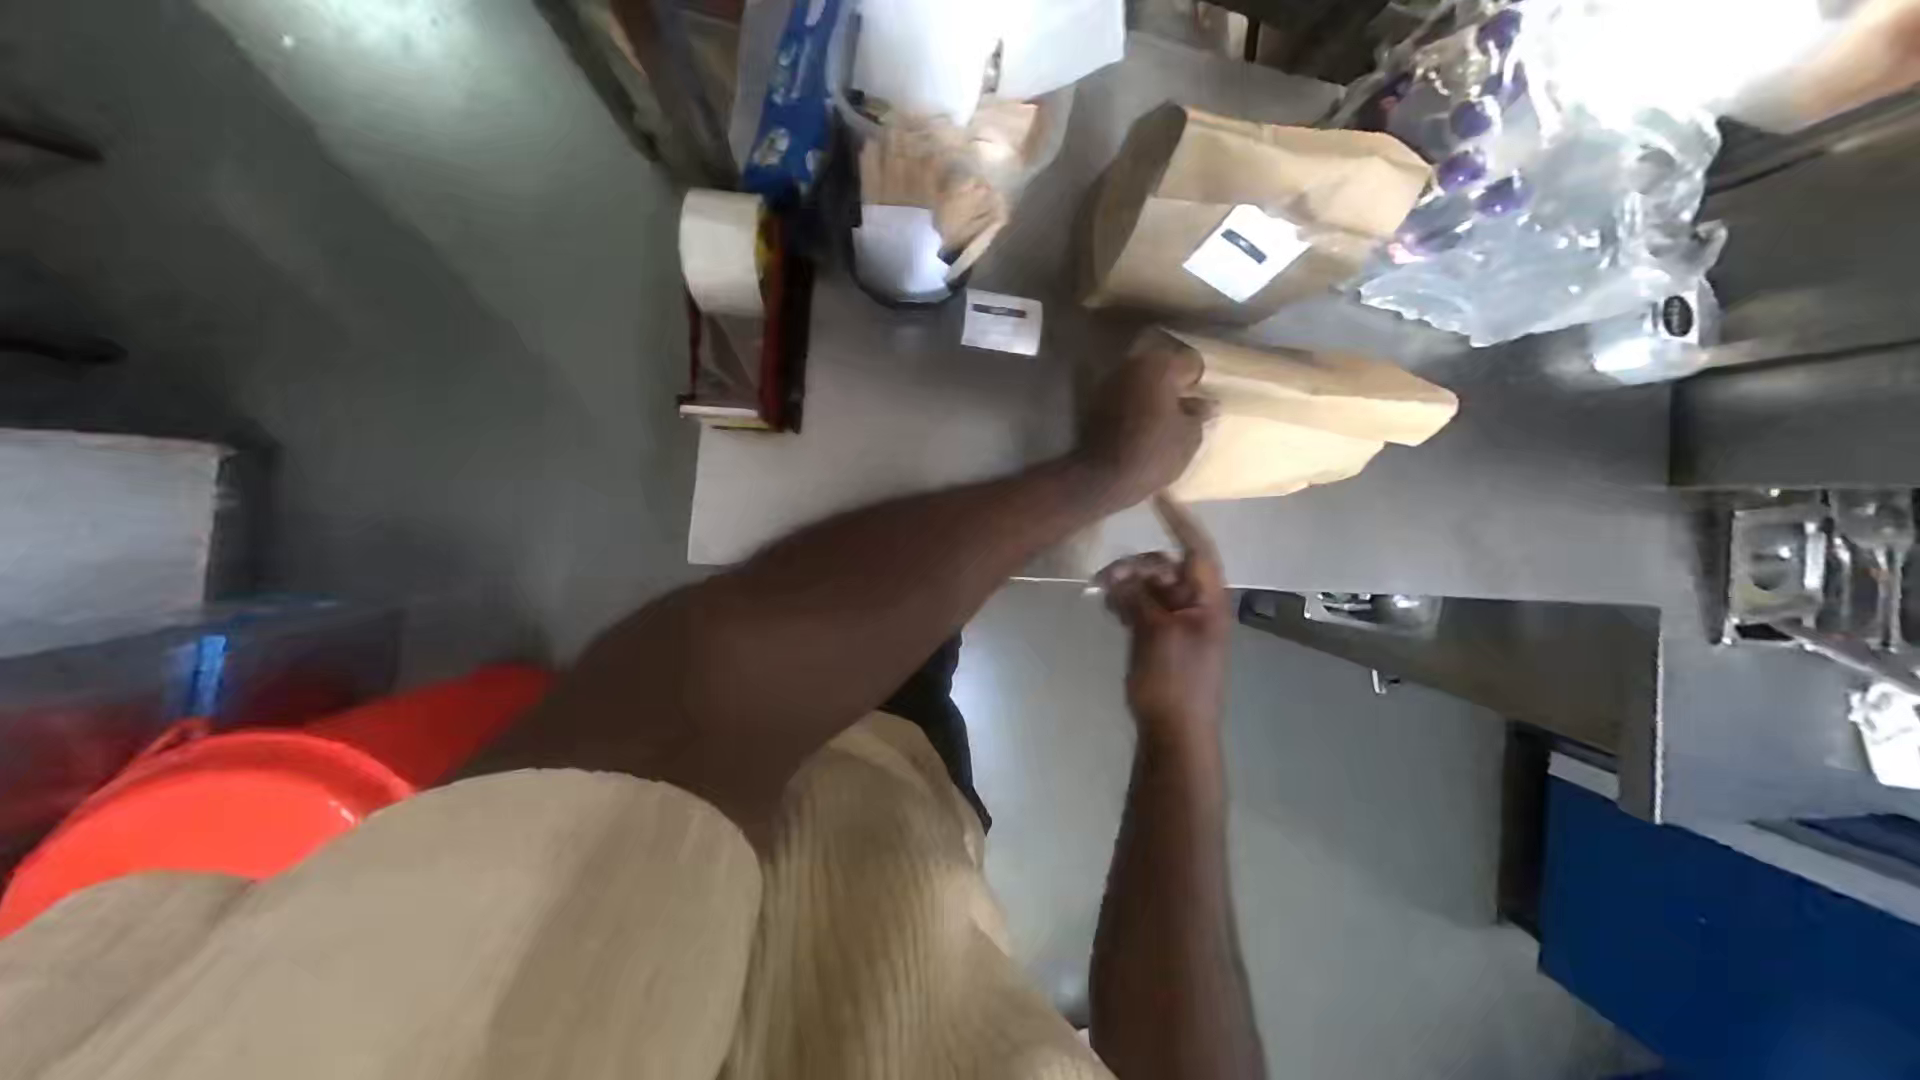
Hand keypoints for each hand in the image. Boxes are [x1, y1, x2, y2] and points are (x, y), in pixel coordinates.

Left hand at [1074, 331, 1212, 510]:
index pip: (1190, 363)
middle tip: (1184, 411)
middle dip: (1173, 386)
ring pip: (1140, 382)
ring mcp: (1108, 383)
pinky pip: (1123, 397)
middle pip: (1161, 369)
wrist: (1104, 478)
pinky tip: (1141, 426)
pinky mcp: (1093, 404)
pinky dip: (1134, 406)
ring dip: (1152, 395)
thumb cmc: (1154, 453)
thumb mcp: (1190, 436)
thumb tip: (1205, 404)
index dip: (1199, 383)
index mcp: (1159, 366)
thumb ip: (1199, 413)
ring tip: (1163, 421)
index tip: (1201, 403)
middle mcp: (1130, 366)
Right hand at [1096, 495, 1228, 740]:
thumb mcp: (1155, 635)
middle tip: (1106, 578)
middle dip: (1137, 565)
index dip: (1180, 521)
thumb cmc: (1174, 682)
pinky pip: (1144, 608)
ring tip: (1102, 595)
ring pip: (1151, 588)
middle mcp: (1196, 607)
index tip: (1158, 496)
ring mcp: (1178, 624)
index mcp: (1209, 602)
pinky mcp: (1161, 638)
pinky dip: (1127, 603)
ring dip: (1128, 585)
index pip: (1197, 550)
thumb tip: (1121, 577)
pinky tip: (1109, 607)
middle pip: (1167, 568)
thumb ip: (1139, 598)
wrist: (1175, 734)